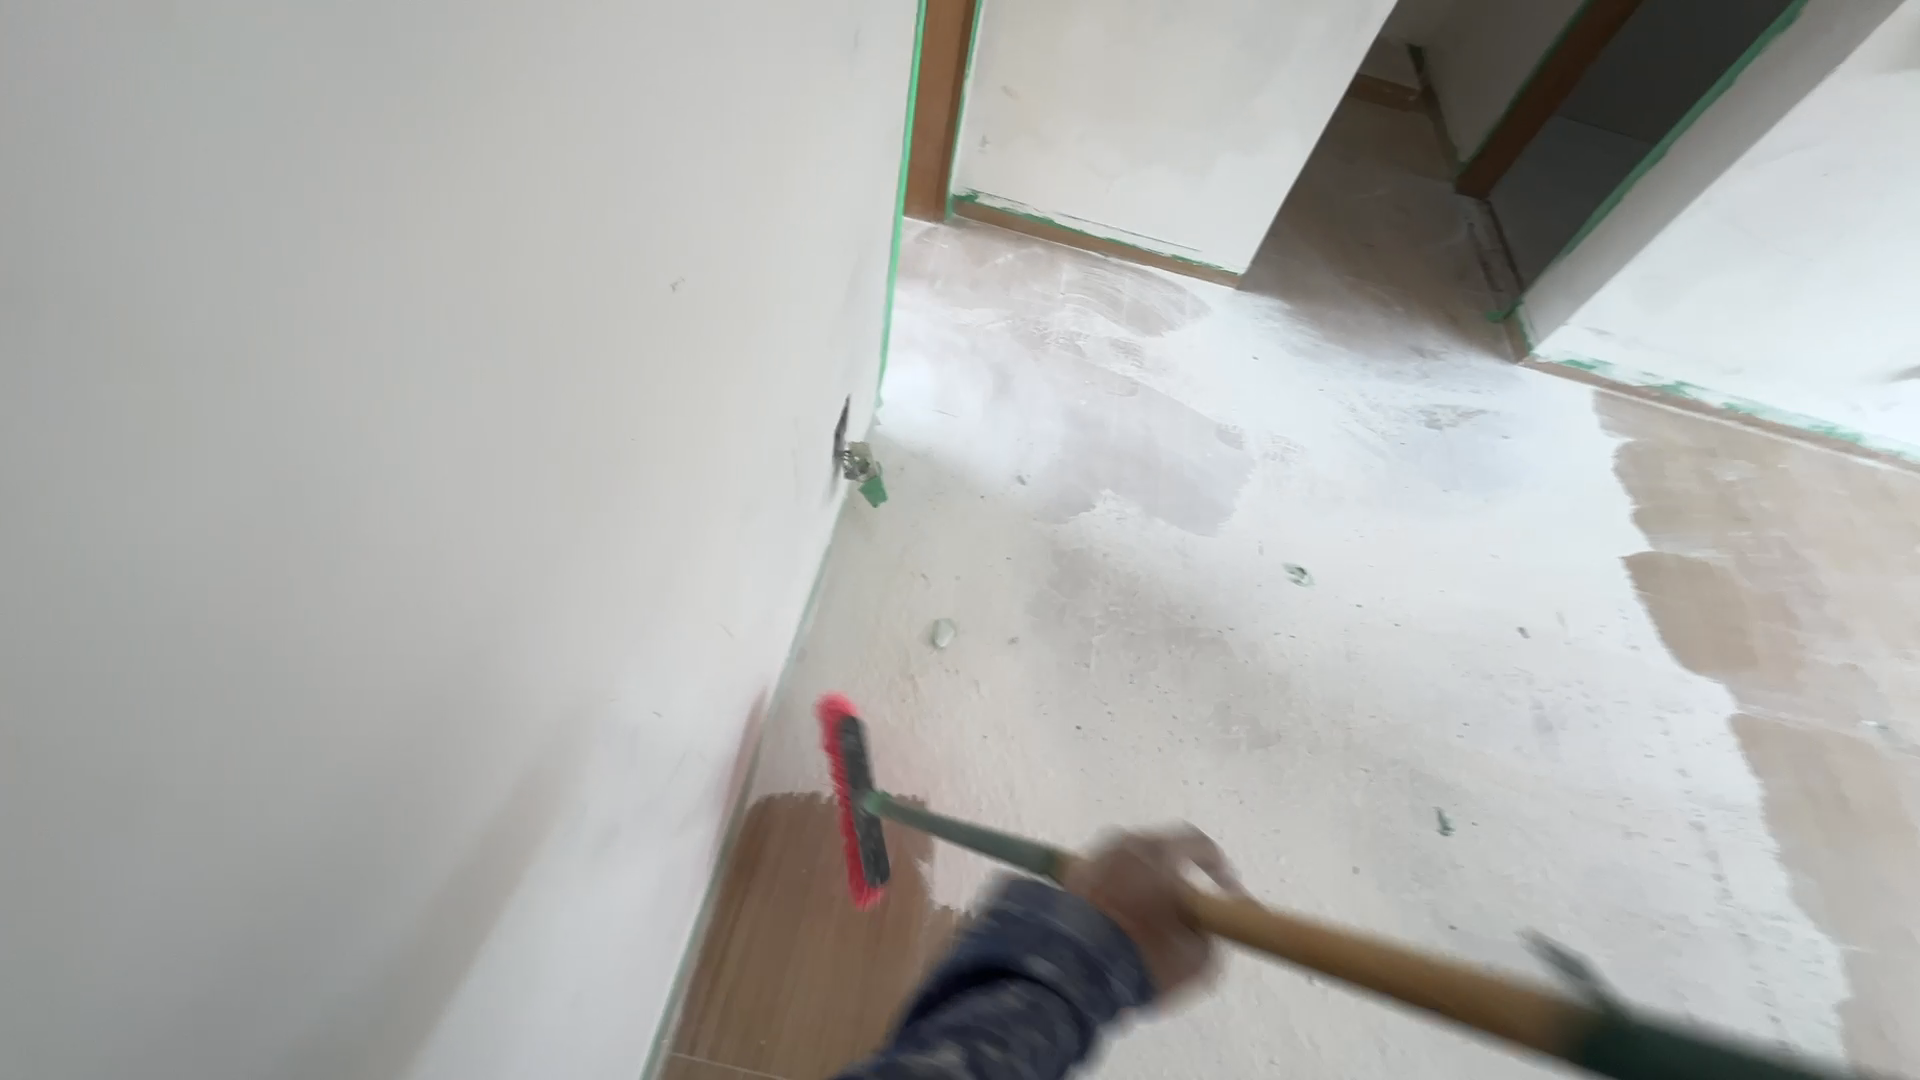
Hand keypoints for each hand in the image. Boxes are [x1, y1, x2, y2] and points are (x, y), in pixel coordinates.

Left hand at [1062, 826, 1240, 1003]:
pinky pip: (1108, 874)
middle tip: (1187, 906)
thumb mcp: (1199, 957)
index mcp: (1160, 851)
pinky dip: (1121, 889)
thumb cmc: (1146, 956)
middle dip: (1179, 874)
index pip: (1199, 845)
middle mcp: (1127, 841)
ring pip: (1132, 861)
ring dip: (1147, 880)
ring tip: (1153, 916)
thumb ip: (1209, 929)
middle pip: (1162, 849)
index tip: (1227, 890)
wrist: (1078, 964)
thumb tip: (1201, 923)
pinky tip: (1124, 917)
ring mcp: (1097, 854)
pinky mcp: (1074, 873)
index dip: (1218, 868)